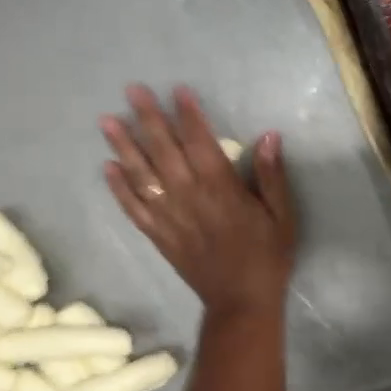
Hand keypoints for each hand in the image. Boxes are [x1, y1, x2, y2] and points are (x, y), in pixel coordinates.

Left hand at [100, 85, 296, 318]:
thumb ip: (271, 176)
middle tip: (133, 91)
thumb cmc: (269, 255)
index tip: (178, 91)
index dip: (189, 115)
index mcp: (222, 189)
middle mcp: (189, 196)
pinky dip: (118, 186)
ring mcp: (168, 215)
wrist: (242, 300)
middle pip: (164, 150)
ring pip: (141, 174)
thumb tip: (267, 137)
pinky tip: (107, 167)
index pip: (200, 142)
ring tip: (108, 120)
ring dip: (124, 145)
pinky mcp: (158, 234)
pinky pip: (132, 206)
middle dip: (149, 119)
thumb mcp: (283, 216)